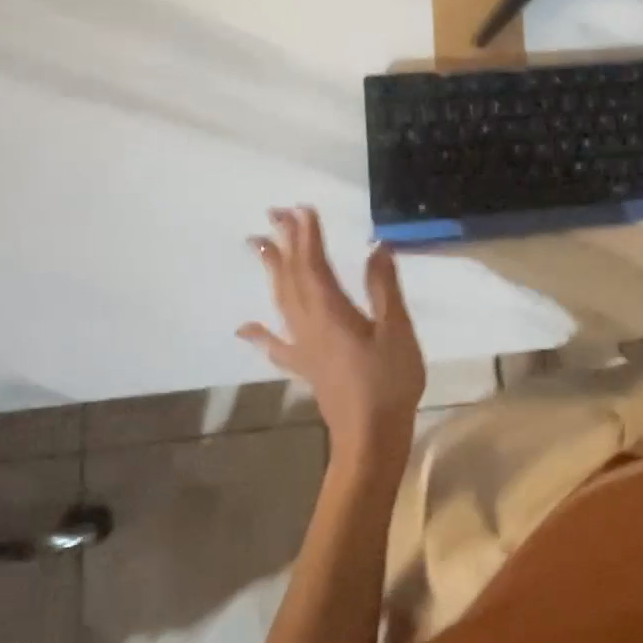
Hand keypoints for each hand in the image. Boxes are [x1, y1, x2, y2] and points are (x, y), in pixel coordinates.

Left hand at [240, 207, 424, 461]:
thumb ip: (384, 288)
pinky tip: (246, 327)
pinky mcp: (305, 366)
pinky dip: (260, 333)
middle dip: (282, 245)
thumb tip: (376, 248)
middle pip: (290, 278)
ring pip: (281, 302)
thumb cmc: (390, 379)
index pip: (314, 265)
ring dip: (272, 272)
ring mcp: (302, 347)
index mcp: (331, 313)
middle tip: (273, 214)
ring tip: (259, 246)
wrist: (371, 434)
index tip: (302, 208)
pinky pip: (276, 344)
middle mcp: (308, 325)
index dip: (307, 236)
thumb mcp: (396, 329)